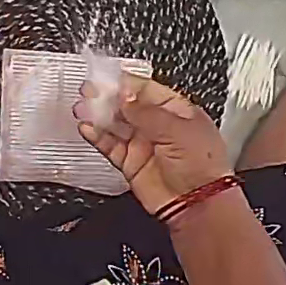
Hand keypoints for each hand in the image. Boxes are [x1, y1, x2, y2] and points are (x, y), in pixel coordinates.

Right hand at [77, 75, 233, 217]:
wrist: (197, 204)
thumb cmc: (203, 167)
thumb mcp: (176, 129)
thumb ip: (146, 112)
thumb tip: (124, 96)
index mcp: (176, 110)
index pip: (146, 90)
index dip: (125, 84)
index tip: (107, 79)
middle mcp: (159, 126)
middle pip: (127, 105)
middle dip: (107, 98)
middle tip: (89, 91)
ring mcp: (144, 144)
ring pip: (116, 124)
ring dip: (98, 115)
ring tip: (82, 108)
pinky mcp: (131, 162)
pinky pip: (110, 145)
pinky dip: (97, 136)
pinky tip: (87, 128)